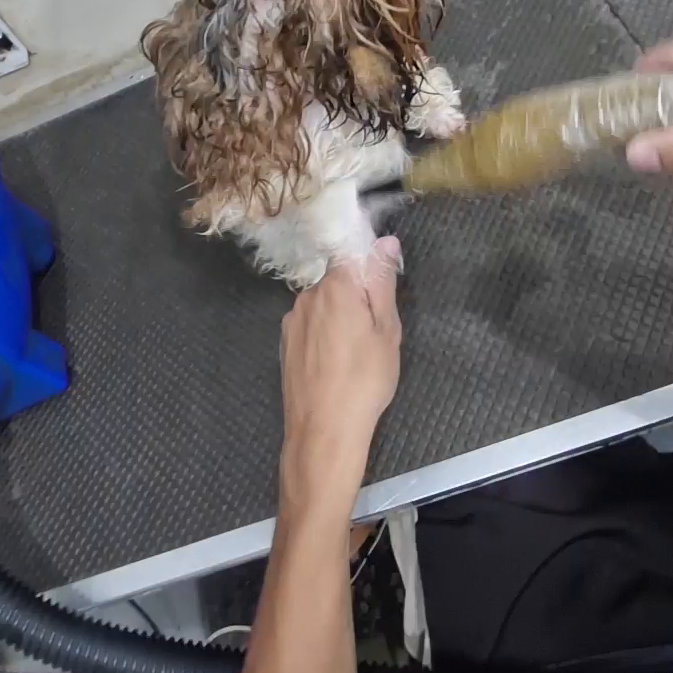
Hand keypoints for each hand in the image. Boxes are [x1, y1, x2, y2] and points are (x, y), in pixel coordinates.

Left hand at [278, 238, 403, 498]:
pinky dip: (325, 337)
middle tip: (376, 332)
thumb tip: (385, 242)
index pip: (351, 254)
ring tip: (356, 355)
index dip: (370, 269)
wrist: (323, 430)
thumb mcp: (386, 329)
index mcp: (334, 286)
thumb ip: (382, 281)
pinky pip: (311, 327)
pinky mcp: (285, 344)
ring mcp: (292, 321)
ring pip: (324, 306)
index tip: (382, 294)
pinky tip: (336, 365)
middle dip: (357, 298)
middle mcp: (307, 296)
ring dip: (340, 319)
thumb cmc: (364, 380)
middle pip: (338, 282)